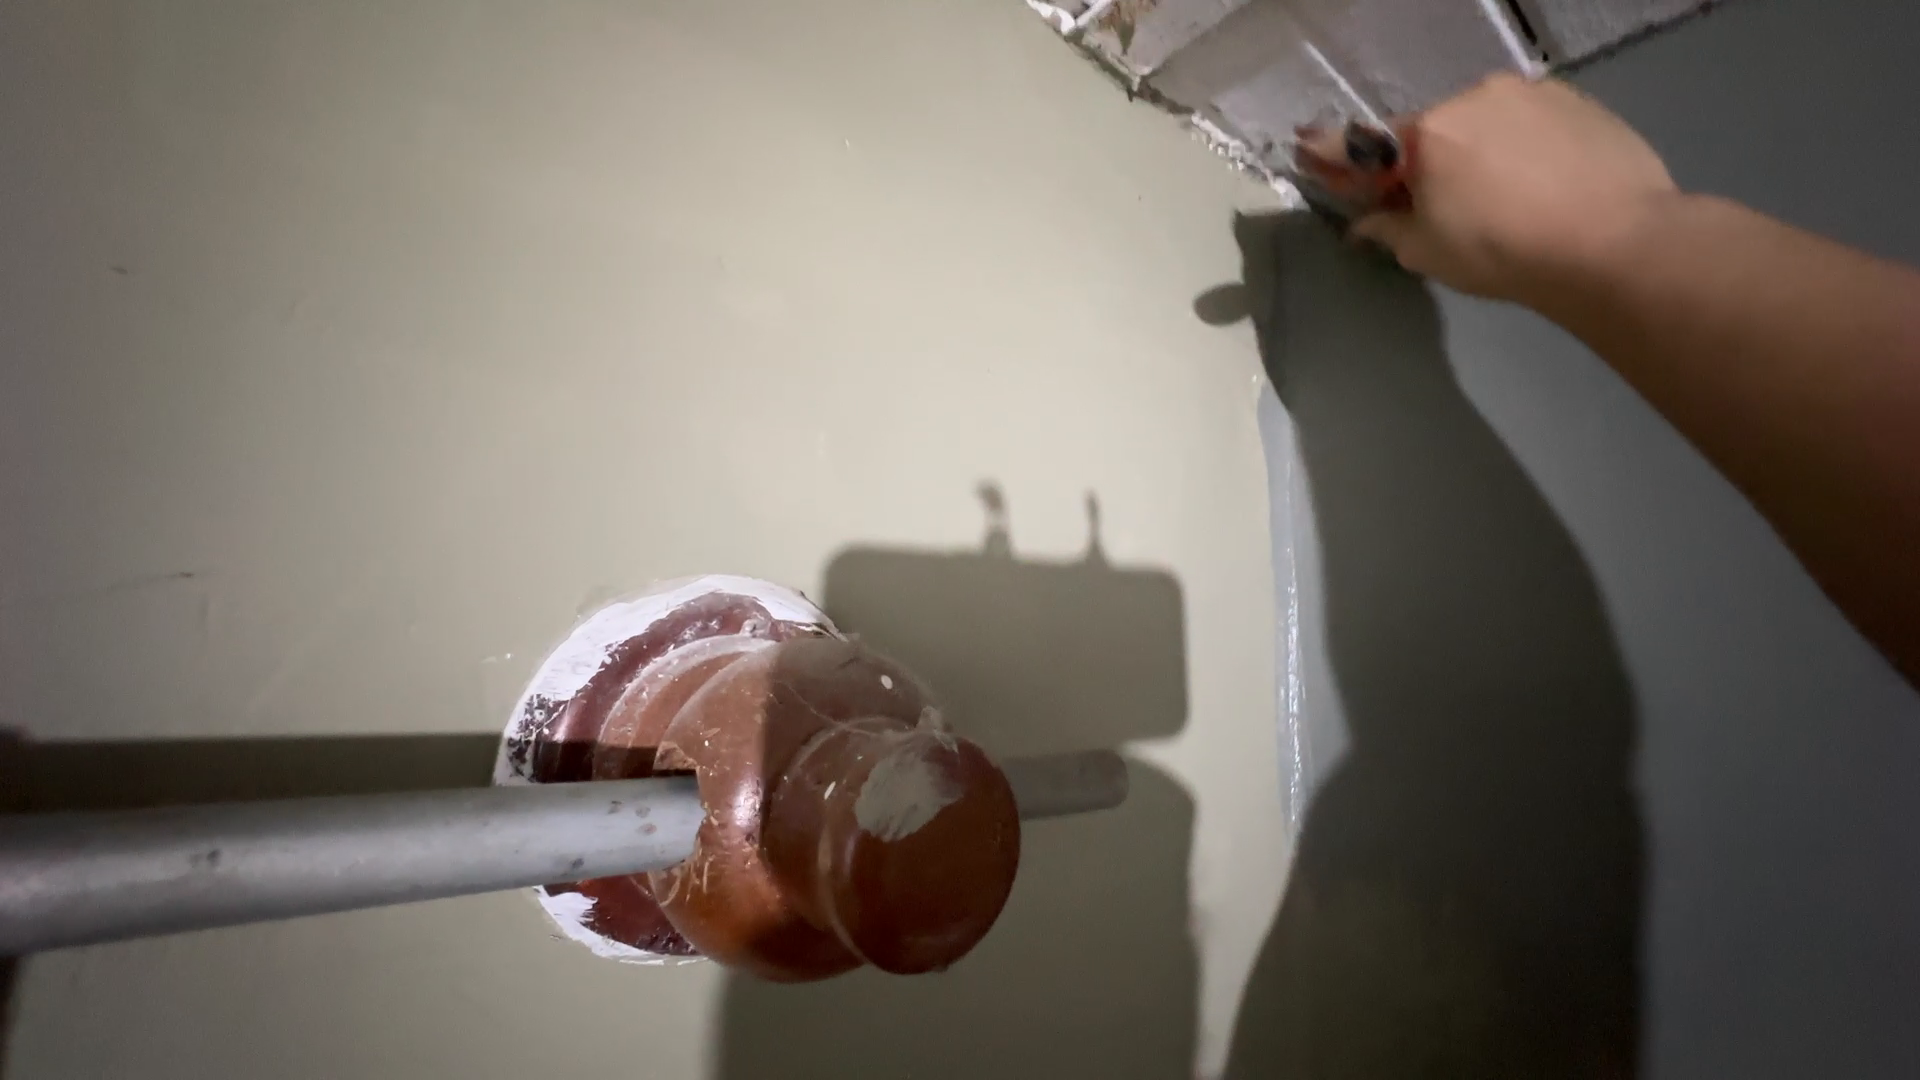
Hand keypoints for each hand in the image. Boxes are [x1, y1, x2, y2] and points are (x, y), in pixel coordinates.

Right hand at [1351, 74, 1677, 303]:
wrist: (1609, 240)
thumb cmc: (1496, 250)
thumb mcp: (1423, 249)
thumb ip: (1386, 227)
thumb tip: (1363, 224)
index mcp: (1426, 134)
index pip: (1361, 144)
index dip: (1329, 153)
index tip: (1302, 148)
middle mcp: (1472, 98)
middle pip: (1422, 132)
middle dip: (1411, 162)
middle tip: (1416, 201)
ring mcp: (1528, 93)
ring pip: (1473, 123)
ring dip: (1462, 152)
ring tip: (1483, 194)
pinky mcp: (1574, 99)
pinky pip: (1519, 122)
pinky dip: (1507, 146)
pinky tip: (1524, 181)